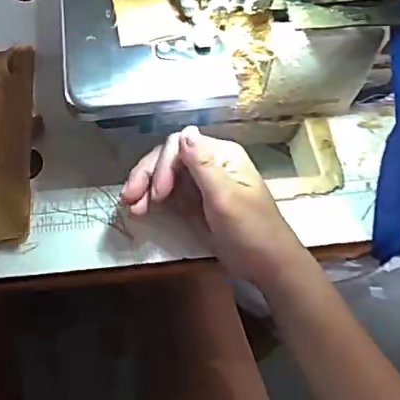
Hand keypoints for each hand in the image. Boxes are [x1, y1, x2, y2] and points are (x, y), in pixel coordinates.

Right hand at [120, 125, 318, 293]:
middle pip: (168, 157)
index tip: (158, 194)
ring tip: (131, 206)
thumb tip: (185, 132)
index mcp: (222, 155)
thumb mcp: (226, 198)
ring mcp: (201, 182)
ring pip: (164, 174)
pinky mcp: (195, 202)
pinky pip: (168, 192)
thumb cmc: (252, 231)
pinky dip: (152, 199)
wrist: (268, 267)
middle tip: (130, 199)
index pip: (181, 145)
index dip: (163, 165)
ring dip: (145, 187)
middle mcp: (210, 162)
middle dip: (147, 175)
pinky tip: (140, 209)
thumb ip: (203, 165)